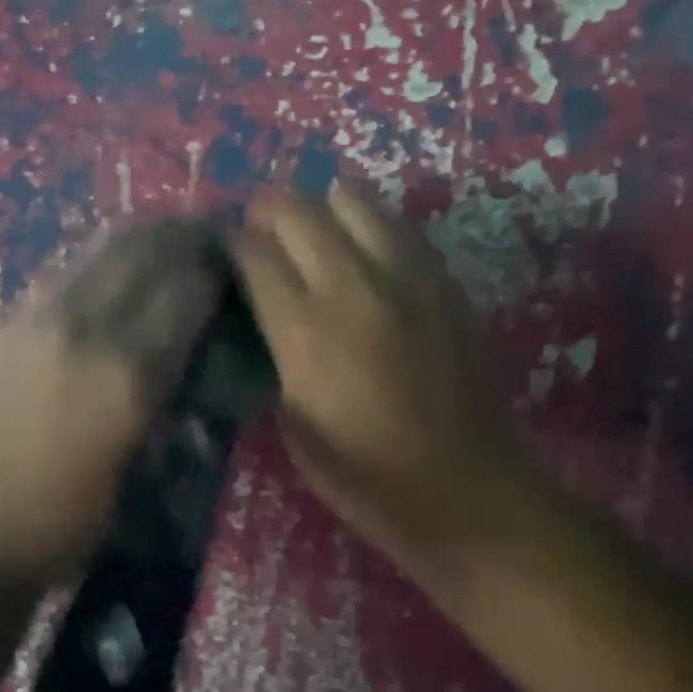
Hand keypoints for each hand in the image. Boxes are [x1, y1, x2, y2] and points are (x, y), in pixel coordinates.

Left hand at [0, 221, 224, 582]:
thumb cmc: (66, 520)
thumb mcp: (141, 470)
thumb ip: (171, 396)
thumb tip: (198, 347)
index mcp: (127, 374)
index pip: (187, 290)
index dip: (220, 267)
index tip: (241, 262)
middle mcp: (86, 327)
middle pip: (147, 249)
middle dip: (187, 235)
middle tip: (213, 239)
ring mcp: (42, 315)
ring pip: (104, 244)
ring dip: (146, 234)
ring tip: (172, 239)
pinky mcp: (13, 317)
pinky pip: (69, 264)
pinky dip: (105, 253)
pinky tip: (120, 263)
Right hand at [233, 184, 540, 575]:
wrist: (467, 492)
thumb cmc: (365, 475)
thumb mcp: (292, 423)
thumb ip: (274, 350)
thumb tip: (263, 307)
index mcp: (305, 331)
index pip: (252, 253)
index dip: (230, 243)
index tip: (224, 249)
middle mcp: (352, 287)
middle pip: (296, 210)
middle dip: (267, 213)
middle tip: (261, 231)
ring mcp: (406, 277)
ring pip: (352, 199)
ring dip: (321, 207)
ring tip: (315, 231)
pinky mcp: (444, 280)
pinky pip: (397, 225)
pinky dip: (369, 225)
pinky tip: (364, 251)